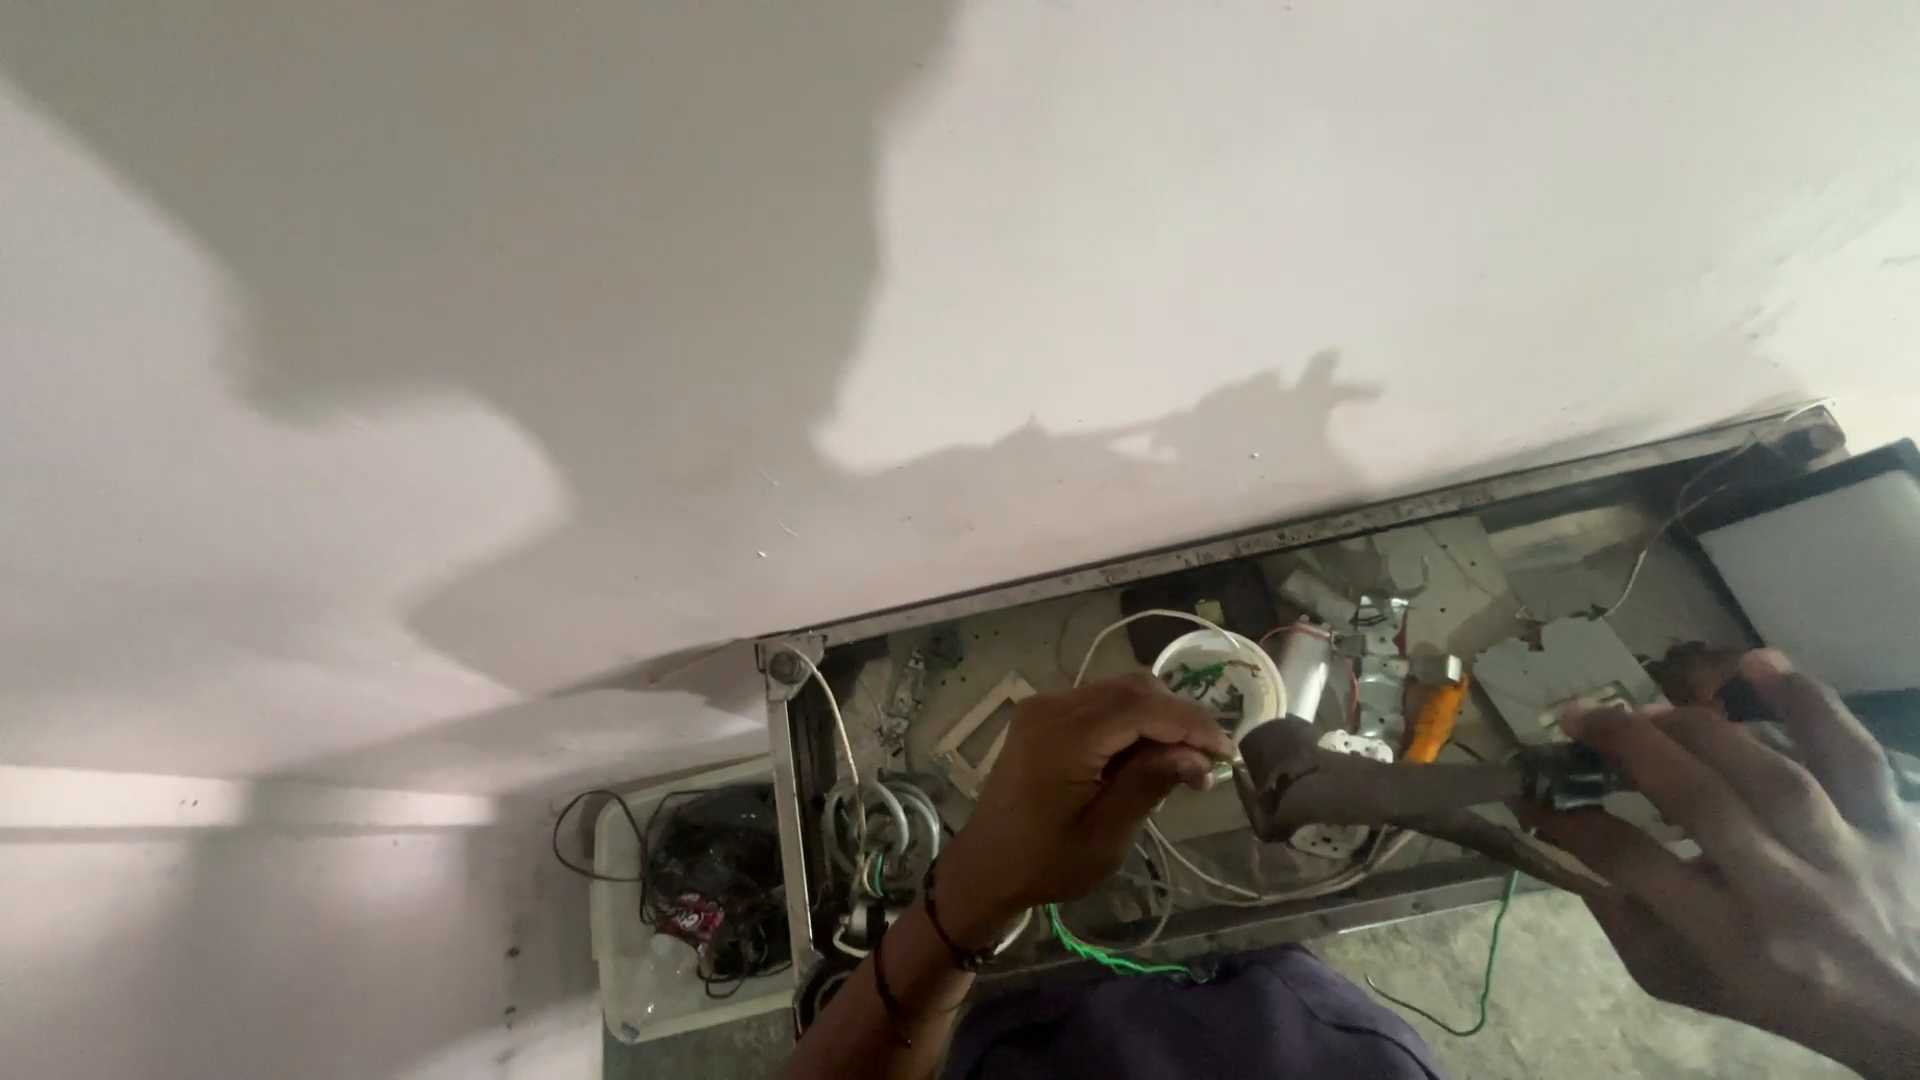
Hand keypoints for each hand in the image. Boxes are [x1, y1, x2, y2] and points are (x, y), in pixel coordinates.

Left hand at [934, 674, 1231, 943]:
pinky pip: (1098, 702)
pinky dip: (1130, 720)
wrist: (986, 865)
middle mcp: (1051, 708)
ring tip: (1183, 762)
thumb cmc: (1046, 862)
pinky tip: (1146, 754)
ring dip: (1156, 717)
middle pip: (1131, 689)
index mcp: (1063, 738)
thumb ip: (1149, 784)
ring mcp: (1043, 707)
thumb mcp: (1106, 835)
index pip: (1140, 708)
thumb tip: (1198, 755)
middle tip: (1208, 760)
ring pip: (1117, 690)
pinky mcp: (1042, 714)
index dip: (1190, 723)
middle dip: (1177, 717)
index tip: (1228, 751)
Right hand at [1529, 651, 1919, 1077]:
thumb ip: (1614, 914)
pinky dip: (1808, 703)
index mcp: (1733, 939)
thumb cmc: (1776, 997)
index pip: (1629, 859)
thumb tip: (1559, 836)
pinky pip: (1857, 757)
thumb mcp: (1678, 977)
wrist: (1918, 1025)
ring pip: (1765, 770)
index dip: (1567, 819)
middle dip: (1622, 746)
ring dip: (1690, 728)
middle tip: (1571, 719)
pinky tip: (1757, 659)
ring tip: (1639, 710)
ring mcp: (1850, 854)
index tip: (1531, 798)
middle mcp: (1791, 893)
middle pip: (1698, 798)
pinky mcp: (1893, 828)